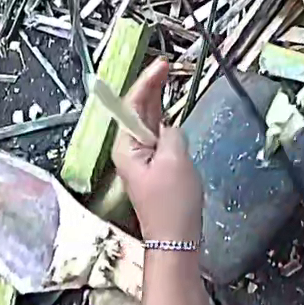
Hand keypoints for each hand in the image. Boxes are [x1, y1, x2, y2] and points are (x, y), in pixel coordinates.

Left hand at [110, 59, 203, 241]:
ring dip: (158, 99)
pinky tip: (170, 108)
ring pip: (148, 120)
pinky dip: (165, 118)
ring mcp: (141, 158)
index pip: (132, 105)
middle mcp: (129, 150)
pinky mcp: (154, 166)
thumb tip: (170, 127)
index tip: (162, 65)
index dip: (147, 82)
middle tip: (167, 66)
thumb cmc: (173, 203)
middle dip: (151, 86)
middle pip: (138, 110)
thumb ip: (172, 133)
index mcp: (126, 147)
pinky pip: (157, 134)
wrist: (176, 239)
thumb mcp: (176, 159)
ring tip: (168, 78)